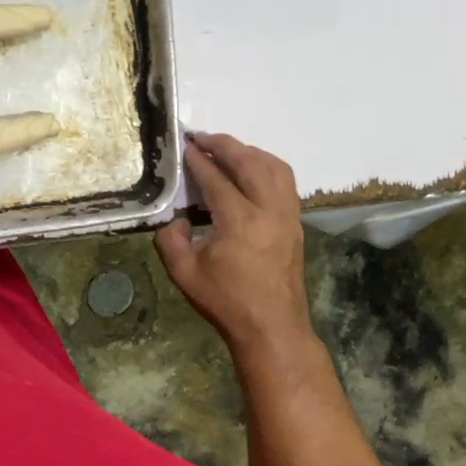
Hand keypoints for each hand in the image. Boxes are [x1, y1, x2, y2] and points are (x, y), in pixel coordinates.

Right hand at [155, 133, 311, 348]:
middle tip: (201, 137)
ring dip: (249, 152)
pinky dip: (265, 167)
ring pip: (275, 168)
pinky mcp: (295, 224)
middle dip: (225, 145)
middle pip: (250, 163)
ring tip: (225, 149)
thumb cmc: (224, 301)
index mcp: (241, 221)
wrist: (271, 328)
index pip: (216, 179)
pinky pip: (284, 182)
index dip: (197, 160)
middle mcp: (270, 211)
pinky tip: (248, 171)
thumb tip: (177, 218)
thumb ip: (170, 237)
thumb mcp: (182, 271)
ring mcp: (288, 216)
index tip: (182, 146)